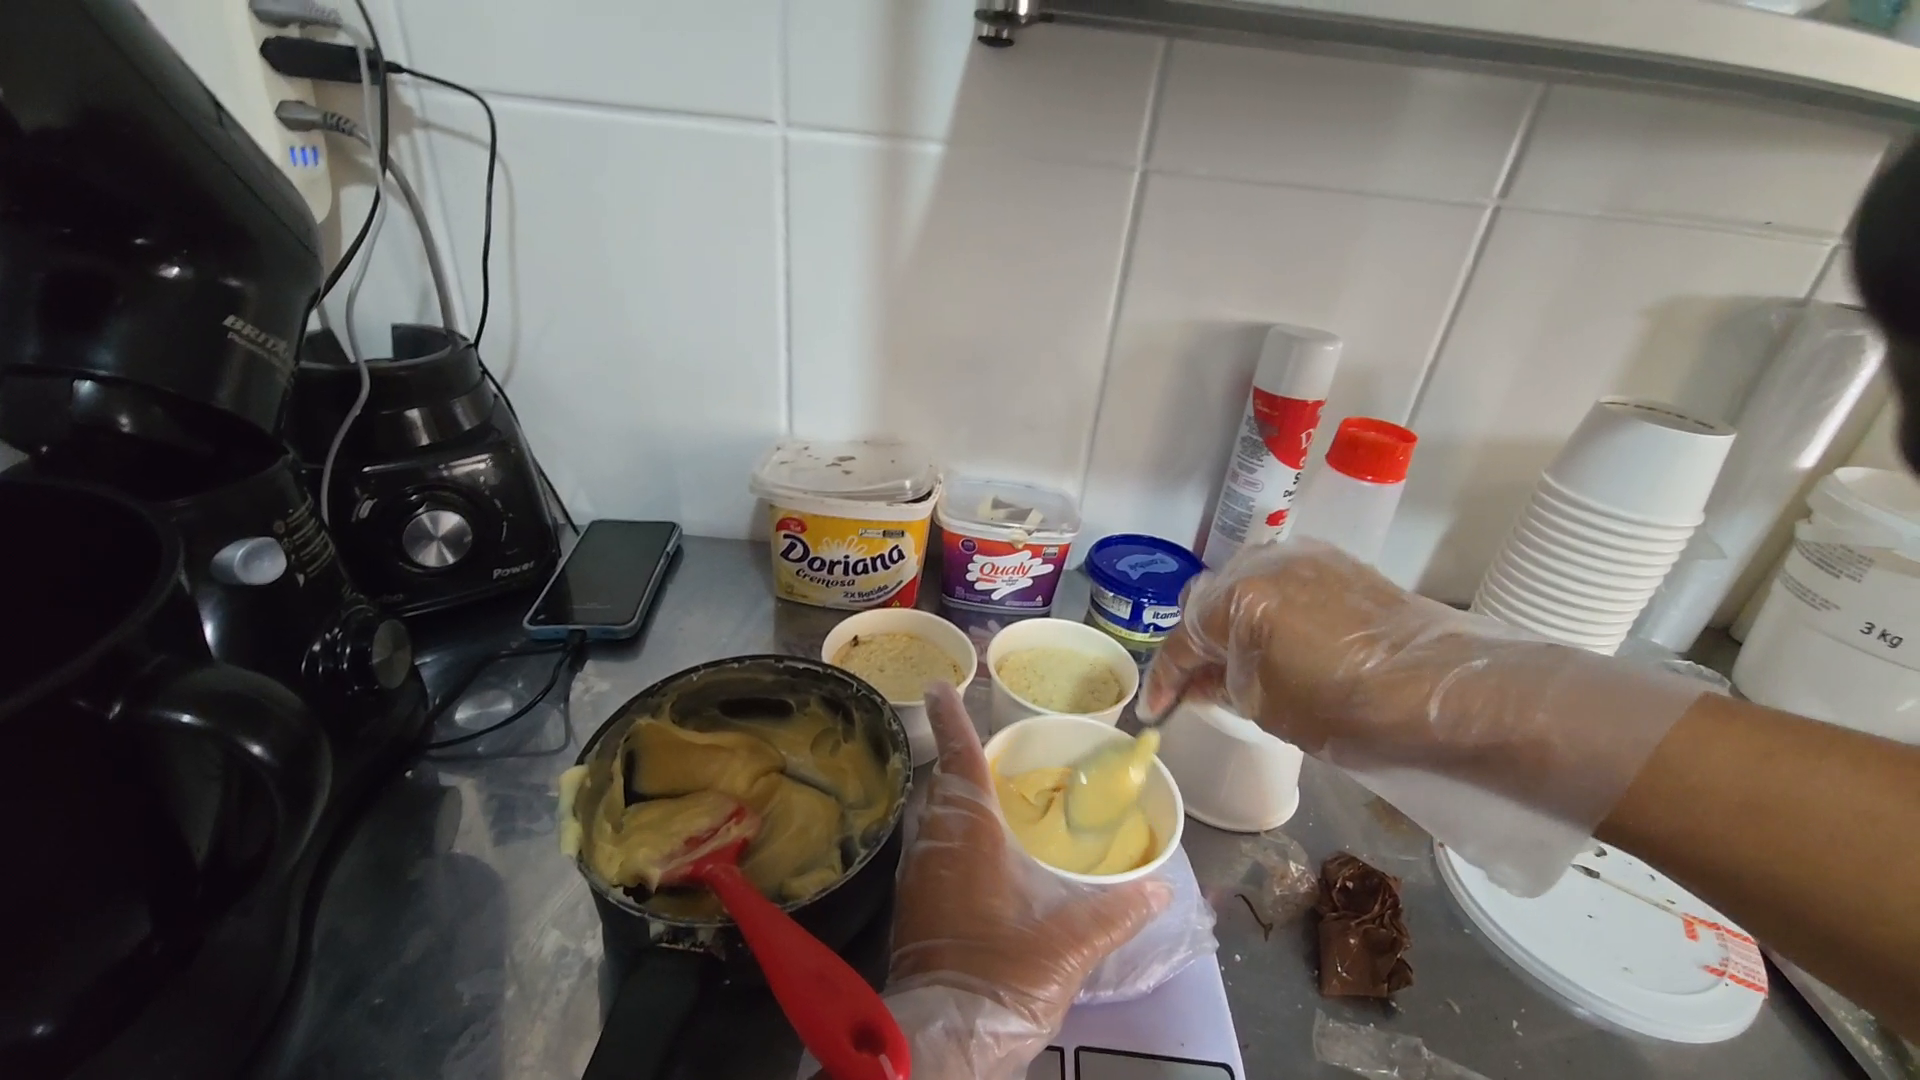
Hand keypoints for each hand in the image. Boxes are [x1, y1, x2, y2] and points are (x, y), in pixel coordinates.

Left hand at [877, 683, 1170, 1079]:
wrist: (945, 1037)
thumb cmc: (1003, 976)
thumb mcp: (1069, 945)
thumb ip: (1116, 912)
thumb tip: (1159, 889)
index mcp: (969, 837)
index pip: (961, 763)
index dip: (952, 721)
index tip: (937, 686)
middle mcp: (935, 845)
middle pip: (941, 785)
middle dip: (956, 758)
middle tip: (978, 742)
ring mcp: (919, 875)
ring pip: (930, 816)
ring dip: (949, 795)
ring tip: (979, 787)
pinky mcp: (915, 903)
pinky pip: (929, 845)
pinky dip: (947, 829)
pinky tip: (972, 848)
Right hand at [1139, 539, 1702, 895]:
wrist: (1448, 690)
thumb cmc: (1349, 709)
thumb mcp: (1267, 708)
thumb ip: (1220, 685)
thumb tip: (1202, 679)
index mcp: (1237, 598)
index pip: (1182, 640)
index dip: (1164, 680)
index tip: (1154, 711)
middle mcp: (1262, 562)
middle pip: (1208, 605)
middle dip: (1198, 647)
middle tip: (1198, 687)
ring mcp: (1303, 557)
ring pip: (1244, 590)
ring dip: (1233, 627)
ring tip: (1239, 667)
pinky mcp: (1336, 563)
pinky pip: (1280, 585)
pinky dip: (1268, 614)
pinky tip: (1278, 643)